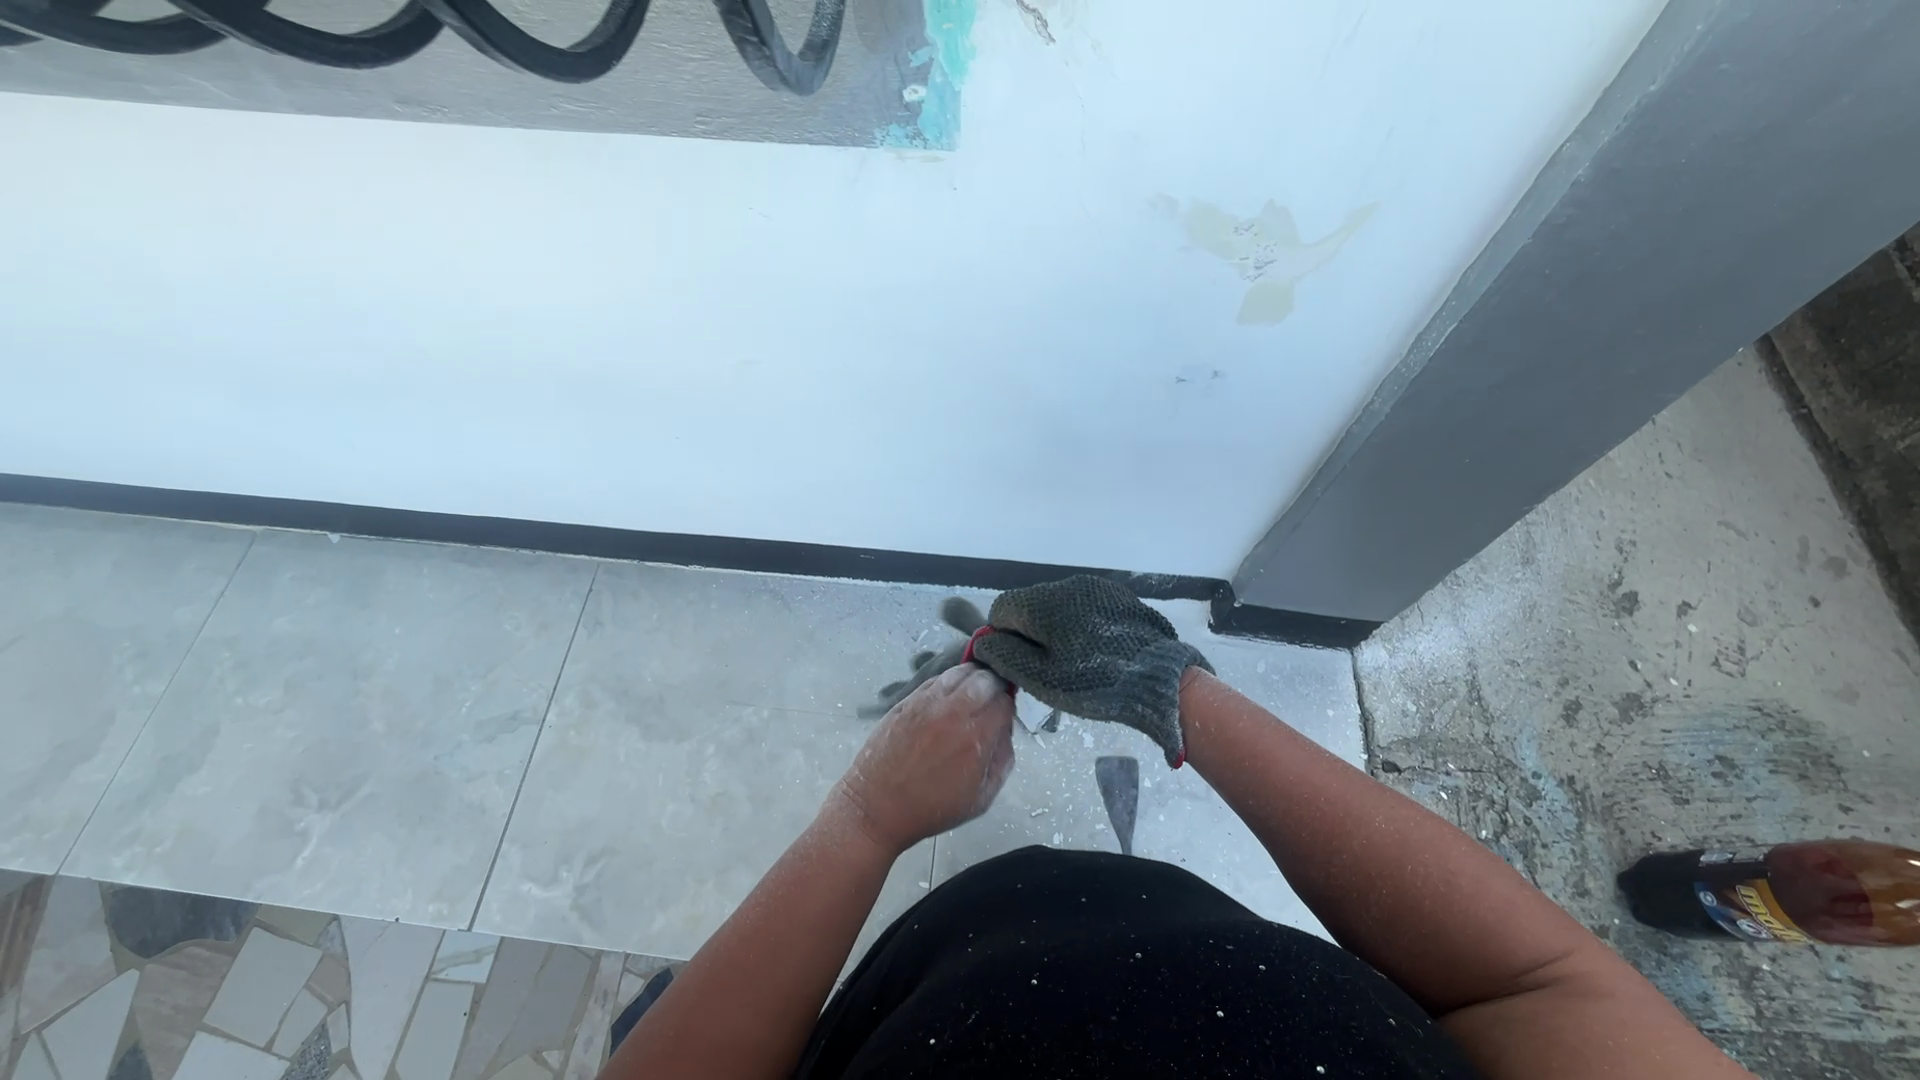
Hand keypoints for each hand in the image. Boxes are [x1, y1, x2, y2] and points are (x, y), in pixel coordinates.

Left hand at [829, 663, 1015, 854]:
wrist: (878, 806)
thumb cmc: (933, 808)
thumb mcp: (982, 798)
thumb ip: (1002, 760)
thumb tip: (1005, 731)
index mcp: (977, 737)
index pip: (1005, 702)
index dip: (1007, 709)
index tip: (1001, 719)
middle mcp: (955, 712)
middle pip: (986, 679)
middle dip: (993, 688)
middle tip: (988, 703)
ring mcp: (928, 702)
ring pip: (960, 672)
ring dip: (971, 679)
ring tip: (969, 695)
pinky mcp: (908, 700)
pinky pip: (936, 679)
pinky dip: (948, 683)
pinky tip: (947, 698)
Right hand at [971, 576, 1210, 767]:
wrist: (1161, 681)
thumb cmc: (1095, 683)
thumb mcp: (1041, 678)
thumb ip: (1005, 655)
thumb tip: (983, 640)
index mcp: (1043, 602)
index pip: (1002, 610)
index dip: (1003, 637)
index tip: (1019, 664)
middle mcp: (1067, 585)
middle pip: (1030, 606)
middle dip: (1030, 634)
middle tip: (1048, 669)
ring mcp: (1096, 588)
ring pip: (1058, 606)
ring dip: (1056, 630)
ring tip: (1076, 663)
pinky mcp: (1118, 598)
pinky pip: (1084, 608)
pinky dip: (1080, 626)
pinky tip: (1097, 652)